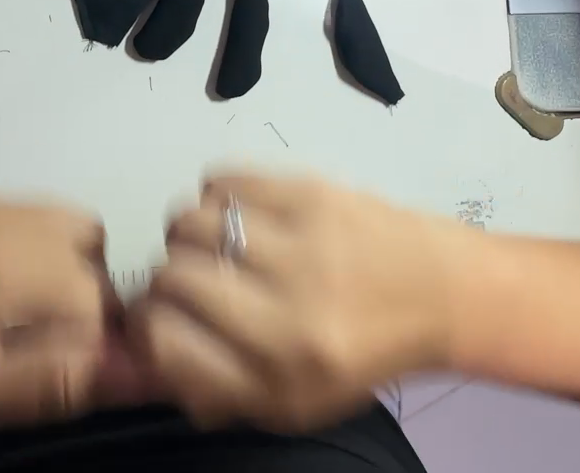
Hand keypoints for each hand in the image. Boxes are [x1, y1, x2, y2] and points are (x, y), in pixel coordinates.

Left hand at [0, 202, 142, 459]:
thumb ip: (54, 379)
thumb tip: (138, 368)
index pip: (93, 293)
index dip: (98, 344)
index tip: (73, 381)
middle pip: (91, 246)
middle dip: (90, 303)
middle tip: (51, 355)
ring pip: (69, 227)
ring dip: (73, 277)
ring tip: (34, 331)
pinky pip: (37, 223)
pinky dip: (47, 260)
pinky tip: (13, 306)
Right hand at [132, 173, 483, 431]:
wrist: (438, 291)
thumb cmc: (358, 350)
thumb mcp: (290, 397)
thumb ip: (211, 382)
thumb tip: (141, 348)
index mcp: (280, 376)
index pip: (166, 341)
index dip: (148, 324)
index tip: (160, 315)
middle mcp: (286, 314)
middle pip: (171, 275)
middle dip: (166, 276)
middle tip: (188, 276)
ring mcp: (299, 245)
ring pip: (189, 221)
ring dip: (185, 233)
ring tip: (211, 241)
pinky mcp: (308, 191)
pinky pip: (221, 180)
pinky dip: (213, 196)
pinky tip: (236, 212)